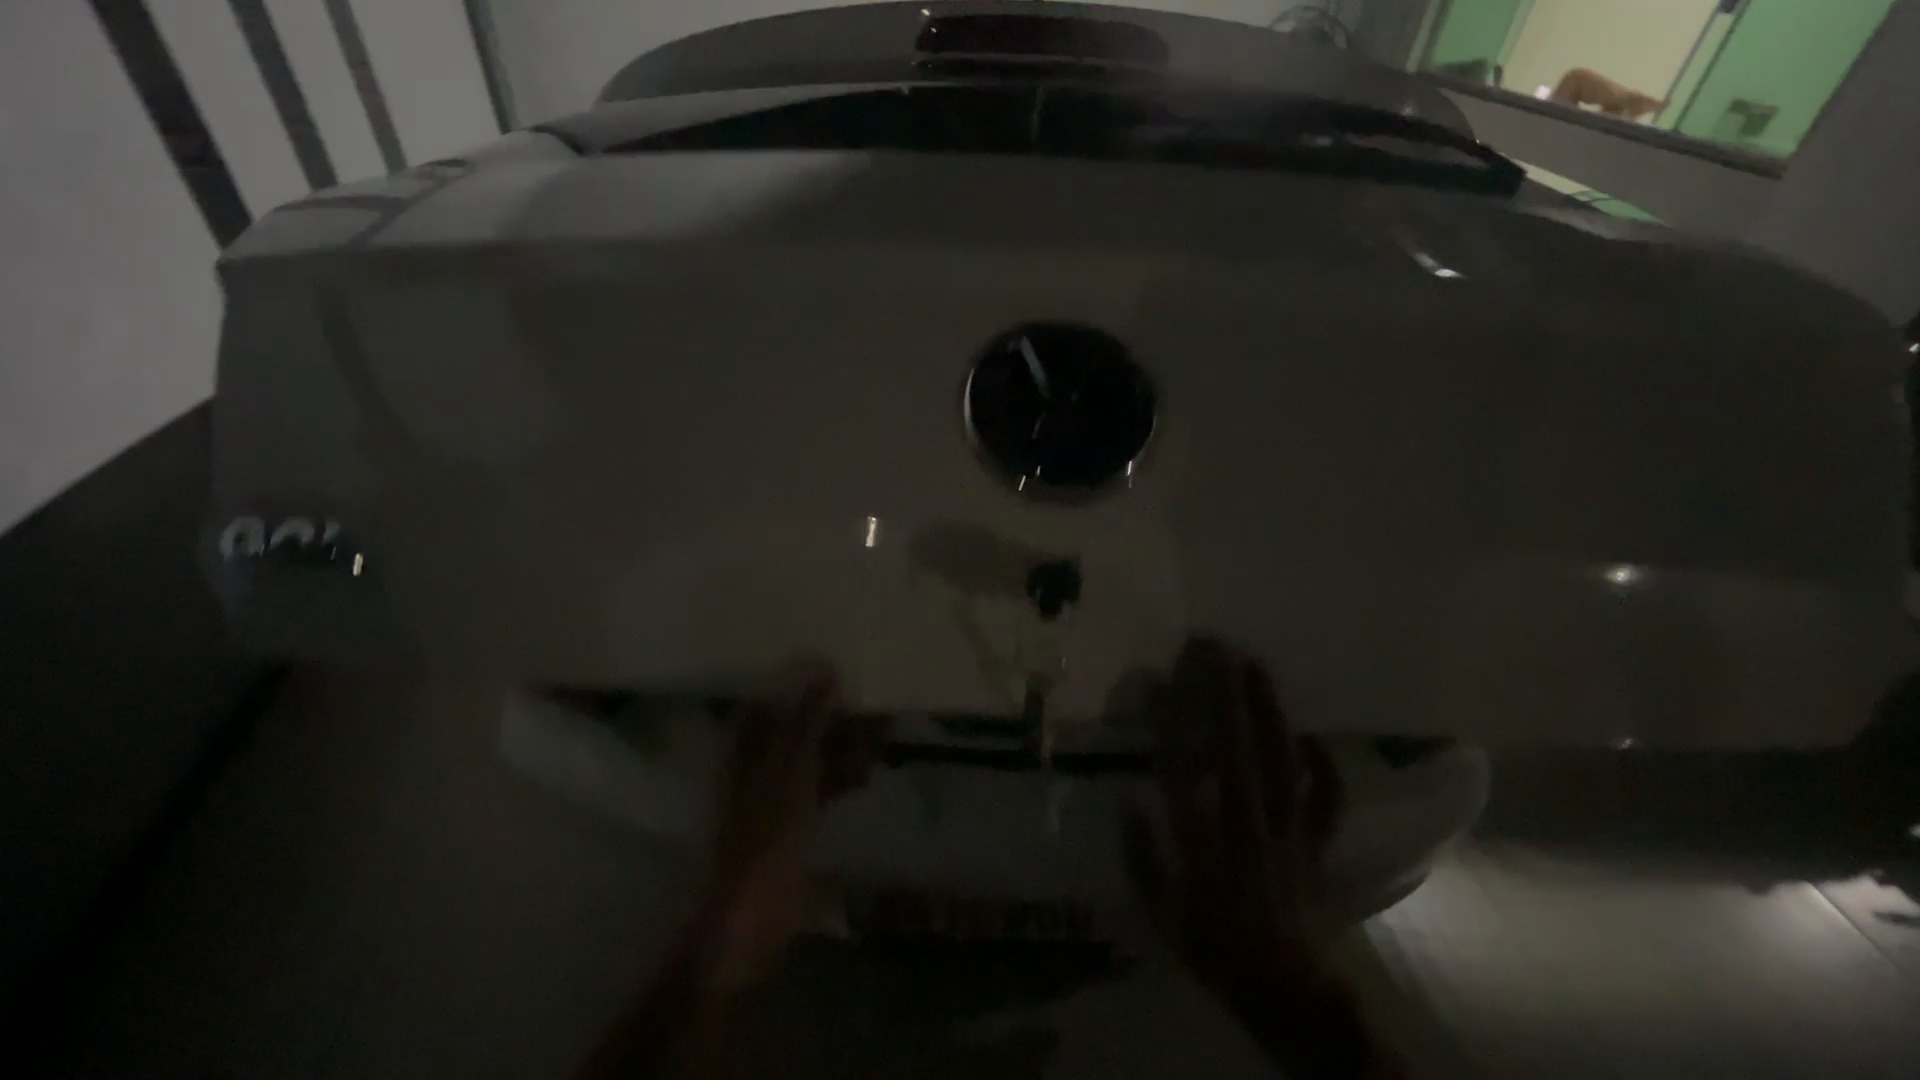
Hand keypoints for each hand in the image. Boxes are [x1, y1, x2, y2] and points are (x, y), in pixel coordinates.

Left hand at [684, 663, 883, 997]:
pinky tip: (866, 779)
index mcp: (745, 754)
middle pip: (794, 731)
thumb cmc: (763, 849)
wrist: (743, 931)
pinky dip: (839, 781)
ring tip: (884, 741)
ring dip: (842, 750)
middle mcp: (754, 771)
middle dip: (833, 719)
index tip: (845, 679)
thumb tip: (824, 671)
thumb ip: (806, 725)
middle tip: (876, 713)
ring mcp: (770, 803)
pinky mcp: (787, 832)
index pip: (772, 703)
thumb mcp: (788, 779)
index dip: (805, 687)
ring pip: (810, 761)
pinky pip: (816, 792)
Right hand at [1124, 636, 1345, 1004]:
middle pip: (1241, 752)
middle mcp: (1251, 829)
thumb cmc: (1217, 952)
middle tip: (1215, 648)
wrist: (1288, 991)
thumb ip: (1143, 857)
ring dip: (1270, 712)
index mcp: (1208, 847)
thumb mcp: (1163, 914)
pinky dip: (1321, 766)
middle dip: (1227, 697)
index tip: (1161, 683)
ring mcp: (1291, 833)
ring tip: (1255, 666)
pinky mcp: (1316, 844)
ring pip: (1284, 763)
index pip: (1187, 773)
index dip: (1174, 725)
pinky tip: (1307, 737)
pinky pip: (1326, 800)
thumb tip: (1127, 800)